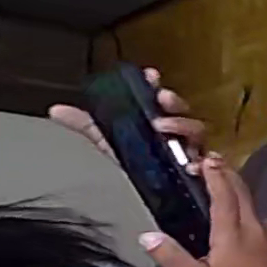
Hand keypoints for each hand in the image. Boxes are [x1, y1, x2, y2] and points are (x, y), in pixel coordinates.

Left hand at [50, 66, 206, 171]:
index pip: (163, 103)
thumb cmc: (139, 166)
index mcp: (161, 125)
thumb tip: (56, 109)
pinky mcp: (202, 172)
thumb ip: (91, 127)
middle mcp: (180, 136)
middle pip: (183, 113)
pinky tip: (191, 163)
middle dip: (174, 103)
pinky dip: (203, 163)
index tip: (149, 74)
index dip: (156, 89)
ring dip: (183, 126)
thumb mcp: (112, 144)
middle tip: (161, 97)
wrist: (150, 192)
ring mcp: (192, 152)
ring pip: (198, 133)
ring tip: (162, 126)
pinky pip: (210, 164)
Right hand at [140, 155, 266, 266]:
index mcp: (232, 232)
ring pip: (250, 199)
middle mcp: (252, 224)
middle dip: (227, 173)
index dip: (216, 178)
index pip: (225, 198)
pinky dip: (242, 198)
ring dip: (235, 184)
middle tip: (210, 159)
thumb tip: (146, 236)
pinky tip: (234, 201)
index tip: (207, 161)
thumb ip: (171, 256)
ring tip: (219, 173)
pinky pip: (254, 210)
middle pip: (241, 192)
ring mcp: (264, 228)